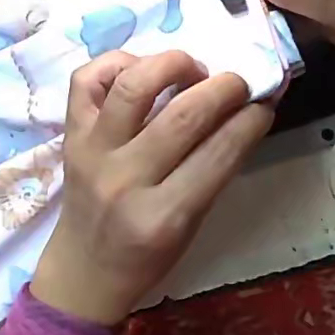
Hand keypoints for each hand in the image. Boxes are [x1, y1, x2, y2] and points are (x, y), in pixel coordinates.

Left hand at [32, 51, 274, 324]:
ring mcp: (91, 153)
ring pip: (132, 87)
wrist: (84, 270)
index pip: (218, 153)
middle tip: (237, 83)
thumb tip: (245, 112)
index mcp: (164, 216)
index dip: (250, 119)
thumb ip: (216, 170)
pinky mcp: (69, 135)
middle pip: (182, 115)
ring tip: (191, 69)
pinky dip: (116, 63)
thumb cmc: (148, 255)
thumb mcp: (193, 224)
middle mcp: (125, 180)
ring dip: (172, 64)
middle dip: (223, 88)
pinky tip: (140, 70)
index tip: (264, 102)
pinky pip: (86, 81)